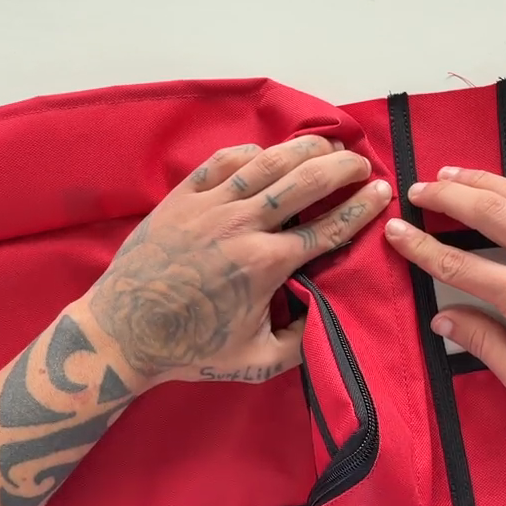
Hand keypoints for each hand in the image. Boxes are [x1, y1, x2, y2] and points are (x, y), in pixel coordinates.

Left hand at [82, 135, 392, 389]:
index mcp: (265, 265)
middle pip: (305, 182)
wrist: (123, 332)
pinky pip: (223, 161)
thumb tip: (328, 317)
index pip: (328, 228)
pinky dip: (251, 151)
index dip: (361, 207)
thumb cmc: (189, 350)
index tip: (382, 191)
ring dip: (305, 148)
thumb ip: (301, 343)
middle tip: (362, 162)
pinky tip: (267, 152)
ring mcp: (210, 206)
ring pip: (267, 162)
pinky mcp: (182, 197)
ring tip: (329, 143)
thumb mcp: (255, 362)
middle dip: (343, 167)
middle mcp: (242, 227)